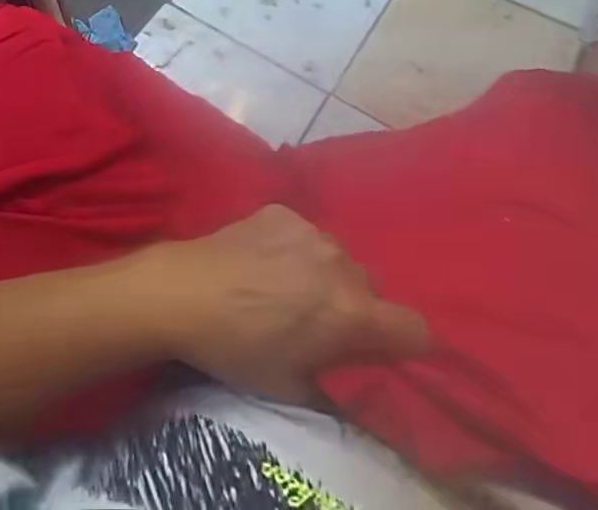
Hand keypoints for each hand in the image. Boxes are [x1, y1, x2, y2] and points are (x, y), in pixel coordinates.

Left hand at [133, 205, 427, 404]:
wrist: (181, 291)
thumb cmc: (237, 347)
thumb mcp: (294, 385)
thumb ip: (340, 380)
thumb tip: (357, 374)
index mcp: (352, 313)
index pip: (416, 330)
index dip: (401, 345)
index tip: (376, 350)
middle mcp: (340, 264)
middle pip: (372, 289)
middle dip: (355, 307)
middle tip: (316, 320)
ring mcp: (309, 231)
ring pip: (338, 257)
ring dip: (325, 273)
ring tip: (283, 286)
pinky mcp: (280, 211)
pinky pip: (304, 234)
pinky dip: (294, 247)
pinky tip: (261, 259)